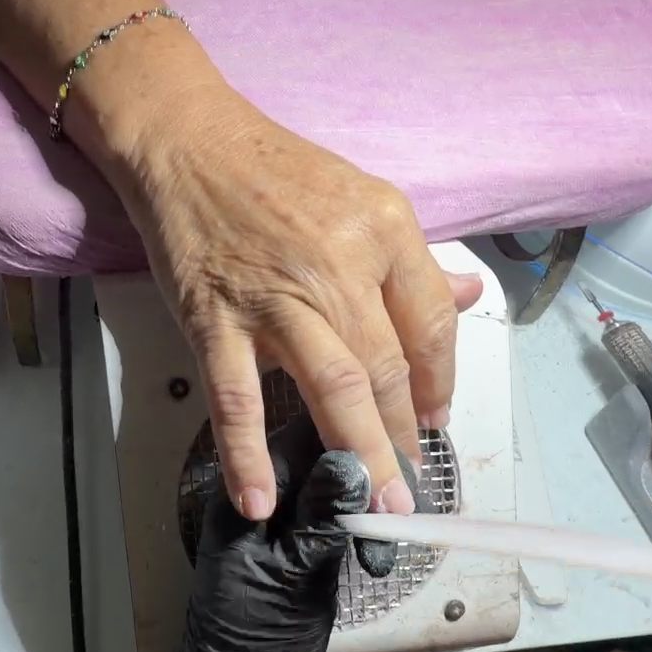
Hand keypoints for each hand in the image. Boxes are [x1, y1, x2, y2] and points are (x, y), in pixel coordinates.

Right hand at [118, 84, 481, 521]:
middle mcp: (338, 265)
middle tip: (408, 489)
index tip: (432, 421)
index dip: (440, 385)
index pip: (431, 325)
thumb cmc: (272, 170)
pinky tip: (259, 499)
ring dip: (358, 453)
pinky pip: (236, 397)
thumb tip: (464, 297)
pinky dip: (246, 453)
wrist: (187, 146)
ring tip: (373, 505)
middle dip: (403, 436)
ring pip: (330, 386)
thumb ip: (412, 259)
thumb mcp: (360, 198)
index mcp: (383, 229)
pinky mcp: (215, 319)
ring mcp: (274, 297)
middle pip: (387, 368)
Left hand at [148, 416, 390, 651]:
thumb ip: (319, 519)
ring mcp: (285, 519)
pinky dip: (367, 522)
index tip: (395, 450)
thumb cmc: (251, 639)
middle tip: (407, 497)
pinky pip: (339, 513)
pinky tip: (387, 540)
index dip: (348, 435)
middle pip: (322, 455)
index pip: (298, 439)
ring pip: (337, 484)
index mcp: (244, 495)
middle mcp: (263, 496)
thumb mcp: (288, 577)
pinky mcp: (305, 543)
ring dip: (373, 498)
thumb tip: (352, 459)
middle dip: (369, 468)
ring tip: (398, 527)